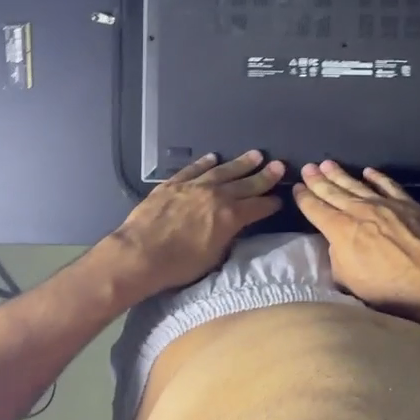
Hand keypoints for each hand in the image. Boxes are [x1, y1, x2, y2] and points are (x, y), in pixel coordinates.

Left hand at [104, 151, 285, 295]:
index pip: (257, 207)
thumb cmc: (178, 265)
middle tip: (279, 166)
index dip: (270, 203)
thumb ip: (226, 239)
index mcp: (230, 217)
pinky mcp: (172, 184)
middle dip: (264, 176)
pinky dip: (204, 162)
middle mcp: (215, 196)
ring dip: (240, 163)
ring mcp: (193, 186)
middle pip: (245, 184)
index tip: (279, 199)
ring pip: (222, 171)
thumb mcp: (213, 258)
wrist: (140, 253)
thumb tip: (233, 229)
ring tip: (255, 155)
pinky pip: (193, 169)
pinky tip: (213, 157)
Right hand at [292, 161, 419, 312]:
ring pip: (357, 184)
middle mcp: (358, 210)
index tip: (297, 187)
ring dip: (340, 174)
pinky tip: (368, 172)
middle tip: (308, 167)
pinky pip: (388, 185)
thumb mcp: (346, 279)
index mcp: (339, 229)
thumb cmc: (384, 288)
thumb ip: (337, 256)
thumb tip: (336, 243)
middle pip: (333, 192)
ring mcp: (384, 204)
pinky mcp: (407, 205)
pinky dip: (377, 177)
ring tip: (327, 164)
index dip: (304, 197)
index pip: (315, 208)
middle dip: (318, 180)